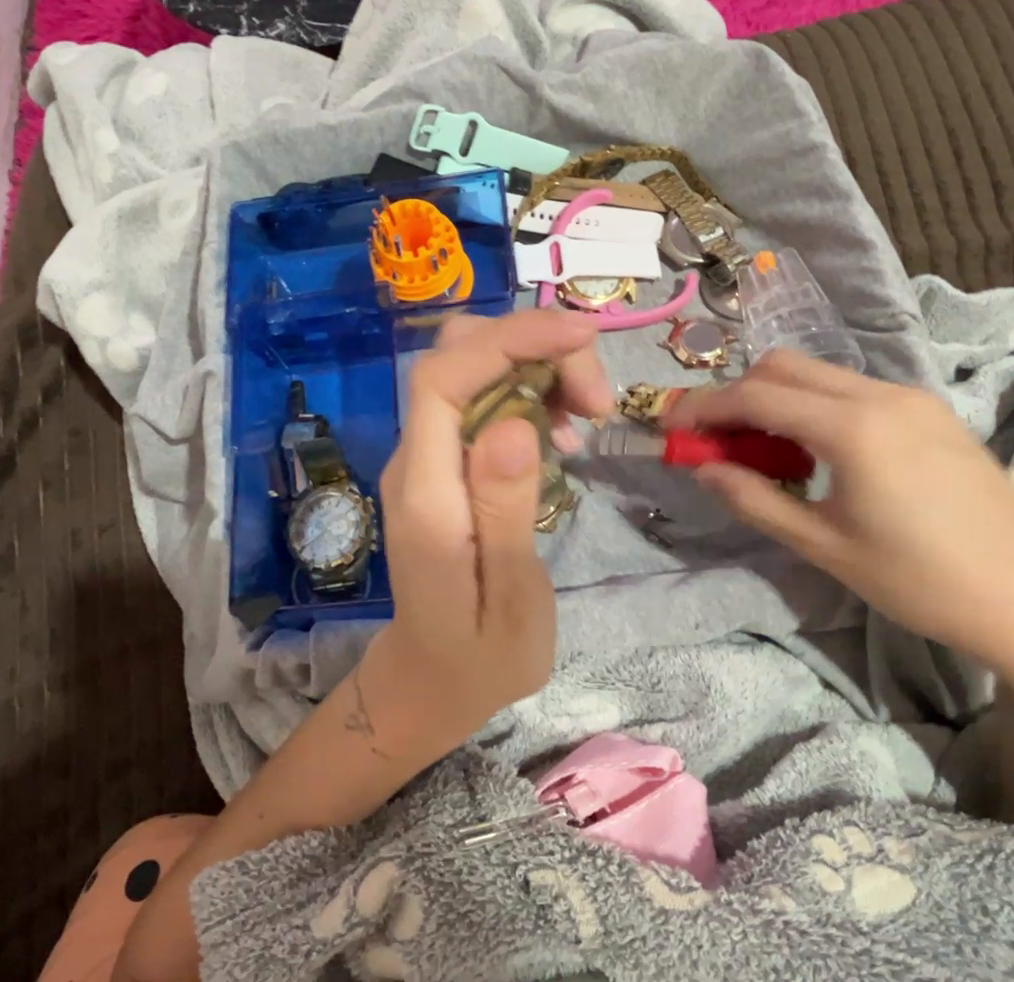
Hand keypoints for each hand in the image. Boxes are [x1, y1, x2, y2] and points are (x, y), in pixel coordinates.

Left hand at [369, 309, 612, 737]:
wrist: (435, 676)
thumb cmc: (481, 653)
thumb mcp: (510, 598)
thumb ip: (504, 511)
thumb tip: (515, 424)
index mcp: (426, 494)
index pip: (442, 381)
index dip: (509, 339)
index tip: (583, 336)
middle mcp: (415, 462)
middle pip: (455, 357)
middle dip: (531, 347)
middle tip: (597, 400)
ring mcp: (426, 459)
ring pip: (472, 369)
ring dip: (536, 367)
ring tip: (590, 417)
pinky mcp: (445, 464)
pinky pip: (482, 401)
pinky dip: (529, 394)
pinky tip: (564, 434)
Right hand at [665, 350, 1013, 687]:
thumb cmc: (919, 581)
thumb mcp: (823, 545)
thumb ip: (754, 499)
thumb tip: (702, 469)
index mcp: (852, 428)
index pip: (756, 395)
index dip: (704, 407)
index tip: (672, 427)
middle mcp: (882, 396)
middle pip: (784, 366)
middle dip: (738, 394)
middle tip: (717, 442)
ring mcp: (913, 400)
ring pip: (820, 375)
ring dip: (776, 400)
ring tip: (763, 455)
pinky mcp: (932, 414)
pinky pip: (853, 391)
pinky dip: (814, 408)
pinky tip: (816, 457)